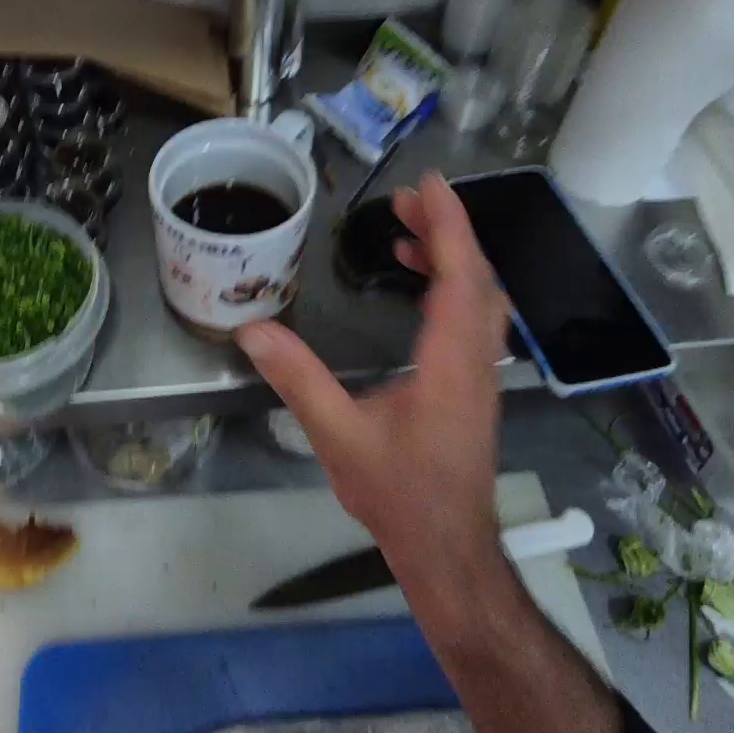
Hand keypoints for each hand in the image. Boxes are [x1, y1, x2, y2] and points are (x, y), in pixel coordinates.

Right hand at [236, 172, 510, 573]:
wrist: (447, 547)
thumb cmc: (398, 494)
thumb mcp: (338, 436)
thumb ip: (298, 380)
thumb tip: (252, 331)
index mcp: (449, 363)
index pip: (460, 277)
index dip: (448, 225)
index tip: (429, 186)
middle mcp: (475, 360)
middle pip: (476, 278)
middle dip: (445, 231)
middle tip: (404, 203)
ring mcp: (481, 374)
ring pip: (480, 298)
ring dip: (451, 258)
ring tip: (406, 235)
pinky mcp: (474, 386)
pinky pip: (473, 318)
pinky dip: (451, 287)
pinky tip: (419, 289)